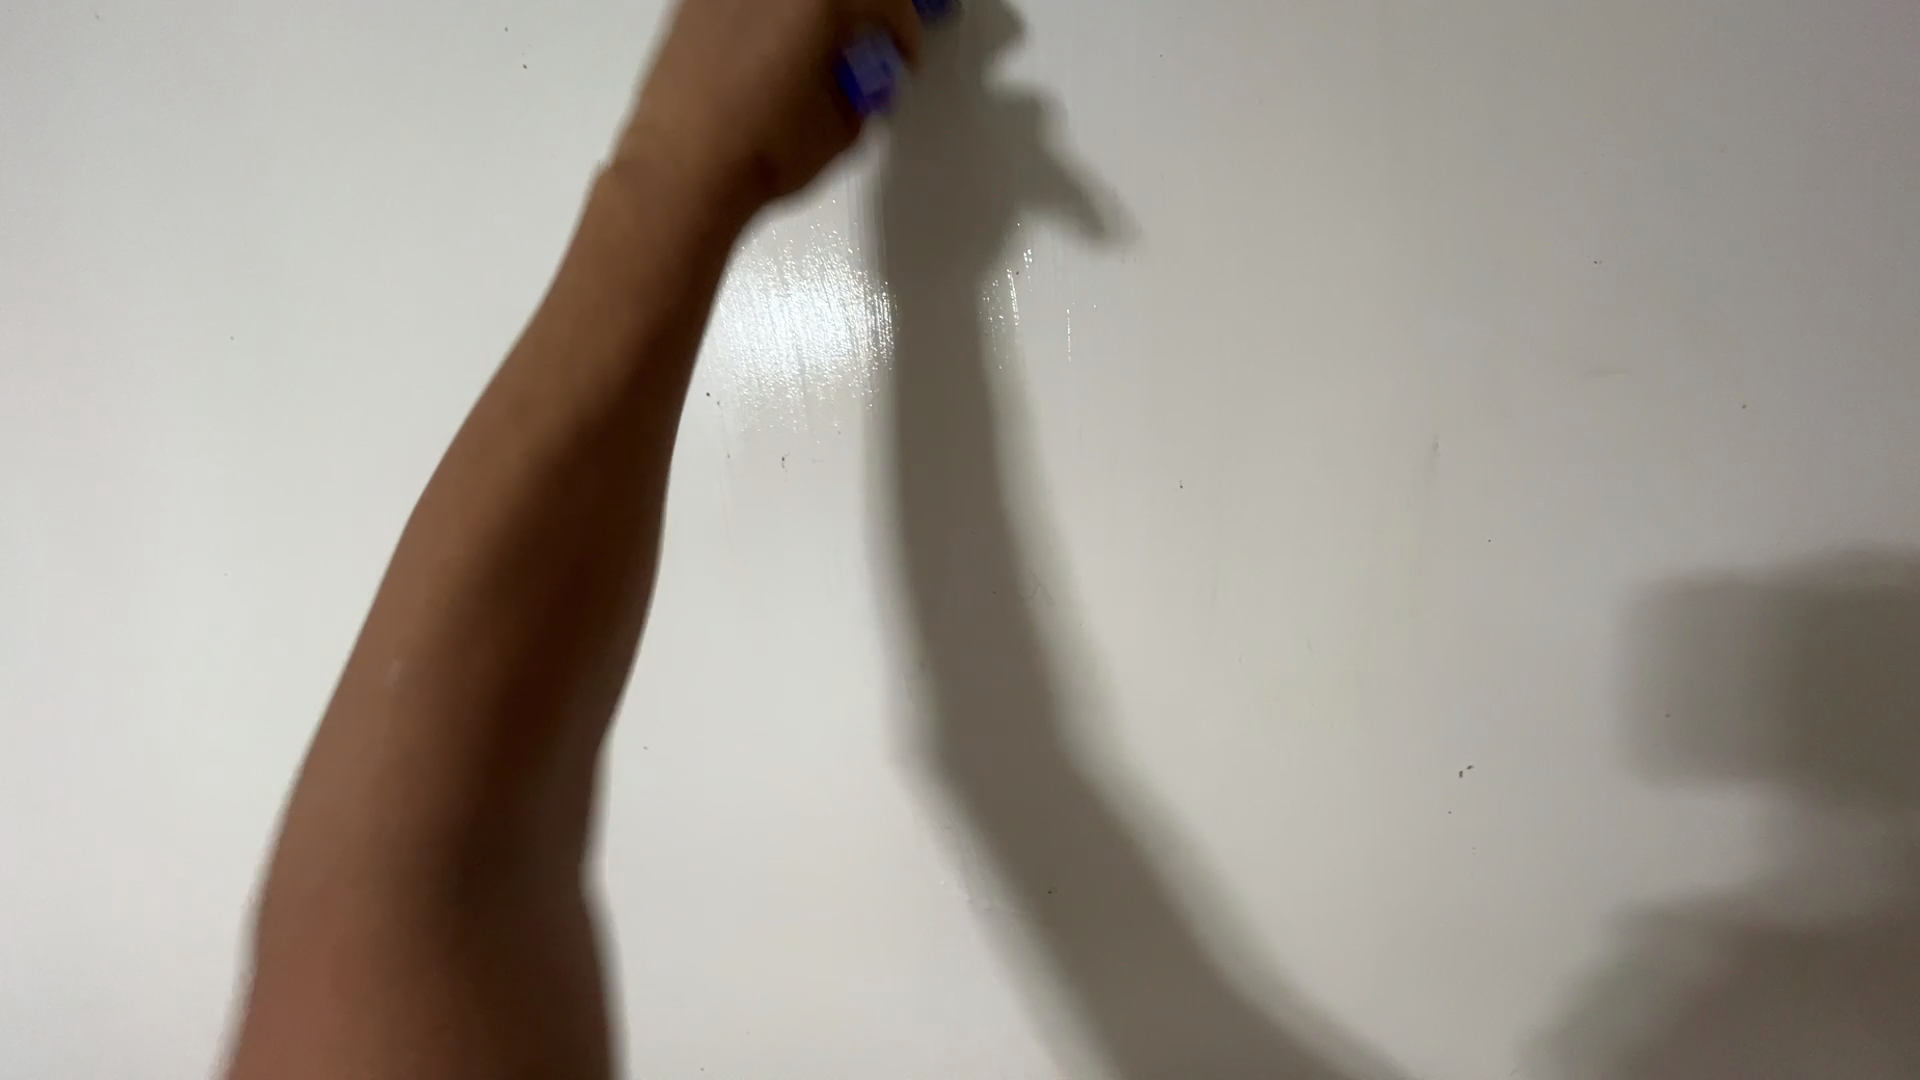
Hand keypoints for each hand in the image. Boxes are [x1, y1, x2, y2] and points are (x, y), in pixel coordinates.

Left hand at [618, 0, 923, 214]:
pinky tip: (773, 55)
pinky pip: (750, 4)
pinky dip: (772, 19)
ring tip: (817, 52)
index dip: (905, 32)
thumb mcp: (841, 131)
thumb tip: (860, 81)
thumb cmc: (767, 151)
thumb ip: (862, 92)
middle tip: (865, 47)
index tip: (904, 58)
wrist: (685, 169)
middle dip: (860, 12)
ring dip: (814, 16)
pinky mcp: (694, 0)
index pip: (885, 0)